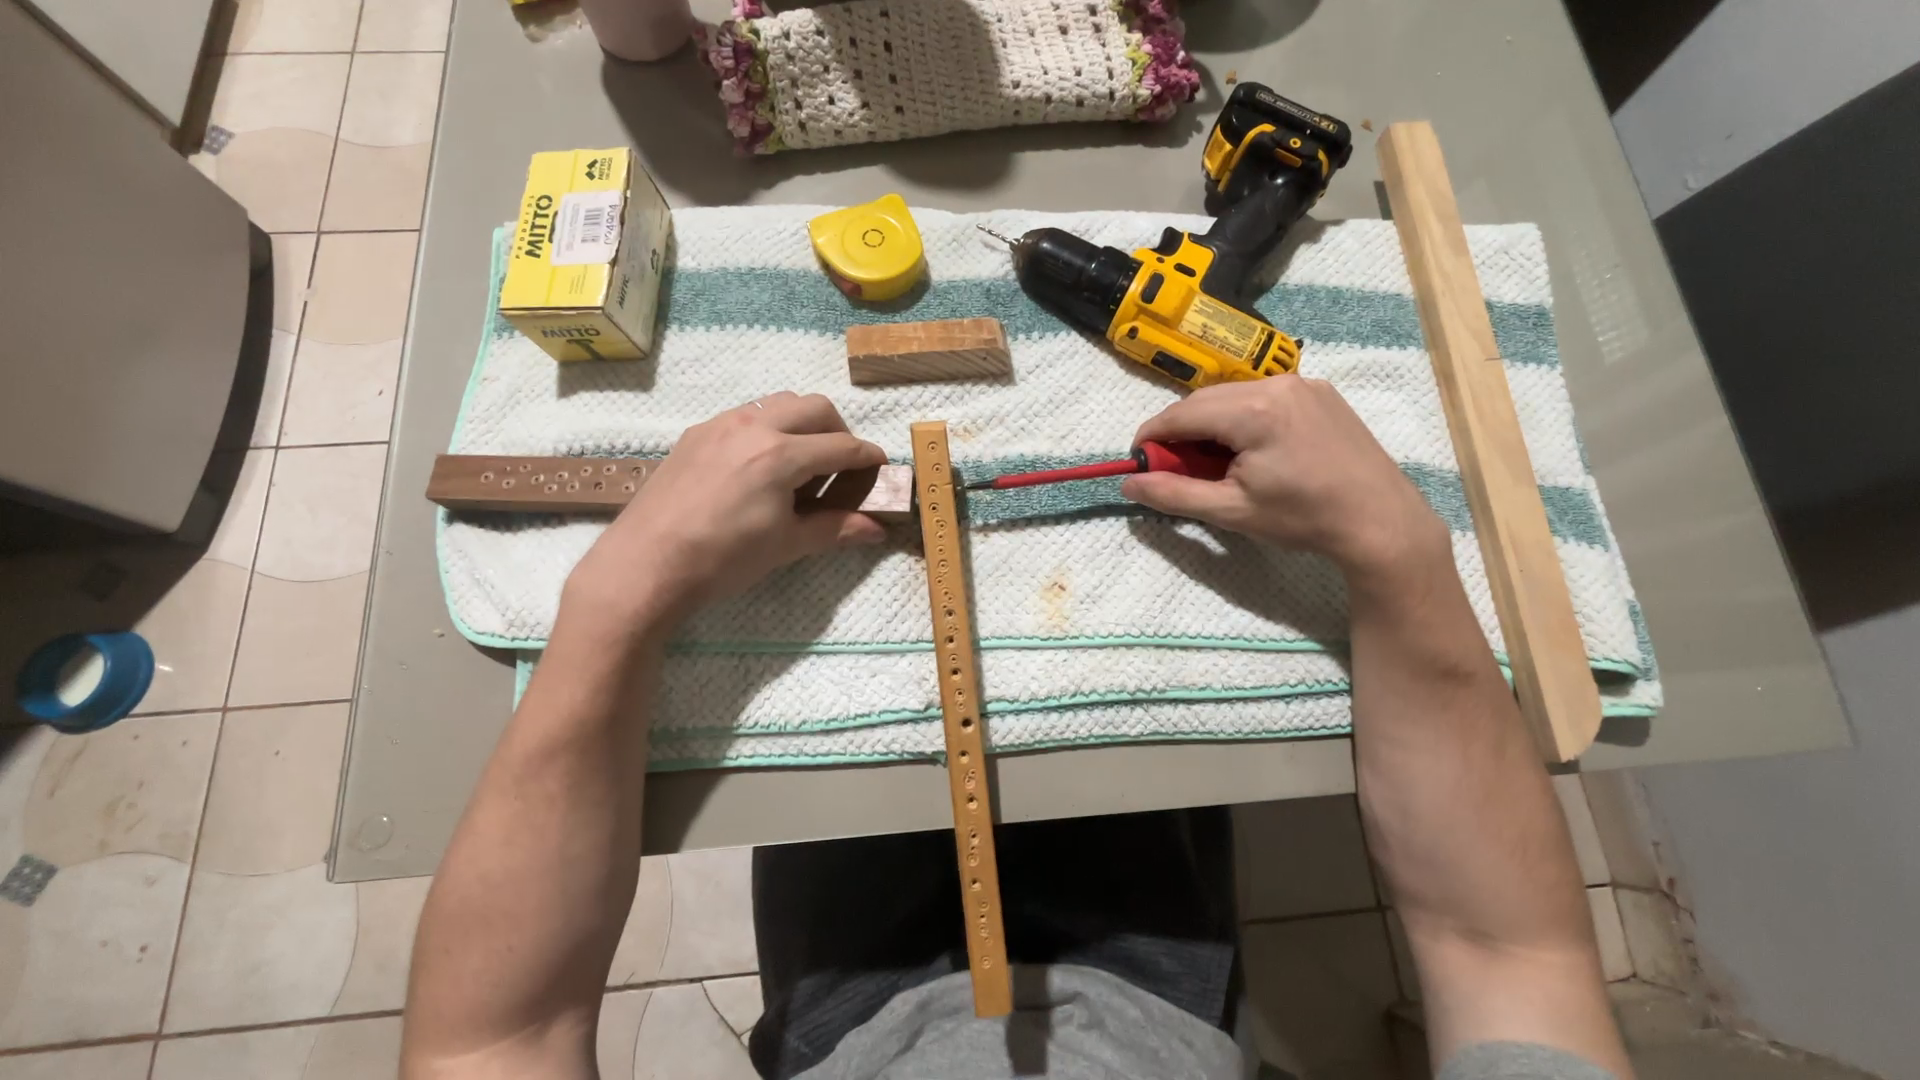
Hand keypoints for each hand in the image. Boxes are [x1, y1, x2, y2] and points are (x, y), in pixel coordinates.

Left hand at [564, 392, 888, 630]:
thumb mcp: (786, 546)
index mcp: (781, 454)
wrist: (646, 565)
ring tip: (801, 465)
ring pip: (778, 403)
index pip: (842, 446)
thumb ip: (835, 529)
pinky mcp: (696, 434)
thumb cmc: (722, 560)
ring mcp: (720, 424)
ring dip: (803, 424)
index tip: (882, 471)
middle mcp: (753, 426)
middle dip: (839, 432)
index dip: (870, 459)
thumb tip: (877, 530)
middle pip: (815, 407)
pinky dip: (769, 429)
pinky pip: (746, 415)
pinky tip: (760, 469)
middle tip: (842, 468)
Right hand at [1121, 377, 1446, 584]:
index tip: (1136, 462)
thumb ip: (1173, 494)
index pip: (1181, 414)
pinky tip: (1248, 451)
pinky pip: (1263, 397)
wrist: (1380, 519)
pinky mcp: (1320, 392)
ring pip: (1233, 397)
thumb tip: (1128, 485)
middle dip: (1180, 433)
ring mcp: (1303, 384)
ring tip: (1212, 465)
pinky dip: (1242, 419)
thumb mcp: (1230, 511)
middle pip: (1205, 401)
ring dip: (1211, 425)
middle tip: (1172, 469)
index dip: (1151, 437)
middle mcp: (1277, 384)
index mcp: (1253, 410)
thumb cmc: (1303, 518)